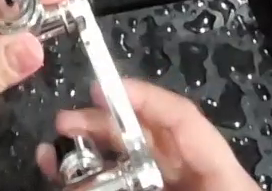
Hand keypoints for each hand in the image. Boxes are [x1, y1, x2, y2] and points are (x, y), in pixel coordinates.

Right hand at [37, 79, 258, 190]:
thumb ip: (127, 190)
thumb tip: (78, 184)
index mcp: (222, 181)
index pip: (183, 122)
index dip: (142, 99)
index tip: (97, 91)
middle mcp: (197, 186)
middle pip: (150, 143)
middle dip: (103, 129)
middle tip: (62, 124)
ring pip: (130, 172)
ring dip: (89, 161)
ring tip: (49, 154)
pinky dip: (94, 187)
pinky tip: (61, 181)